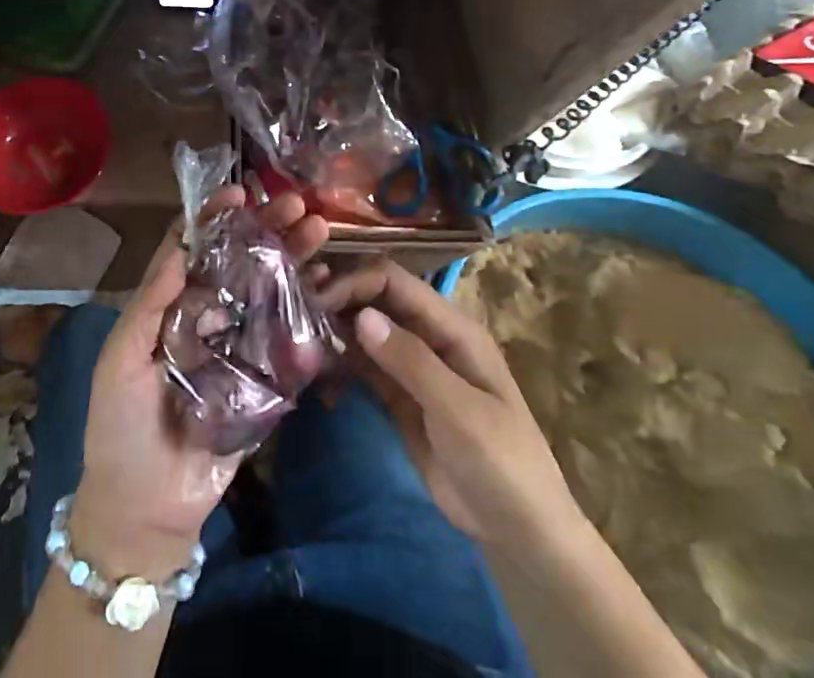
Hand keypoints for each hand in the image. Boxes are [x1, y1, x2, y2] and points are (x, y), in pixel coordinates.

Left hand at [69, 188, 328, 576]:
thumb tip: (178, 248)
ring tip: (318, 230)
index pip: (191, 254)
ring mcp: (237, 350)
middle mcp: (205, 322)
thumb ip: (149, 306)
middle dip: (263, 232)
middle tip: (295, 203)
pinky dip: (307, 311)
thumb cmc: (120, 429)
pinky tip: (328, 284)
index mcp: (167, 311)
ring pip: (266, 294)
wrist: (146, 508)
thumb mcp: (119, 363)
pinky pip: (286, 341)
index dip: (212, 221)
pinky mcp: (264, 383)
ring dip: (291, 261)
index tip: (237, 192)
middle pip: (237, 266)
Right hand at [315, 259, 583, 544]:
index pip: (395, 284)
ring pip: (365, 333)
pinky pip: (363, 367)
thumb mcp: (459, 411)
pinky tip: (316, 373)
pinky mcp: (398, 396)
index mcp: (453, 330)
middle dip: (337, 303)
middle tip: (294, 318)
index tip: (315, 301)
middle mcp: (430, 338)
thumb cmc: (501, 463)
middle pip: (376, 302)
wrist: (518, 530)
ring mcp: (413, 368)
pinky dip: (340, 364)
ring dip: (333, 333)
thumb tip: (361, 316)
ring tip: (297, 346)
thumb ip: (411, 361)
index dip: (354, 283)